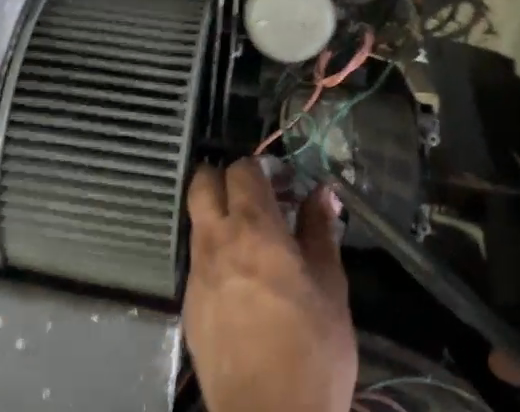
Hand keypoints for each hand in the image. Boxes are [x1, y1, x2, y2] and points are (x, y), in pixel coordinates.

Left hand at [184, 158, 356, 411]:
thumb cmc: (312, 350)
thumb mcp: (330, 287)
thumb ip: (320, 232)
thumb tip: (321, 192)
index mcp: (253, 230)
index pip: (241, 170)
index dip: (259, 167)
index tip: (280, 181)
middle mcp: (216, 242)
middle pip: (202, 184)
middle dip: (224, 179)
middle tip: (254, 198)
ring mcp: (197, 274)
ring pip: (198, 223)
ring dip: (218, 217)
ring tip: (252, 241)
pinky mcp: (189, 306)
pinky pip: (198, 262)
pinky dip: (215, 255)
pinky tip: (240, 281)